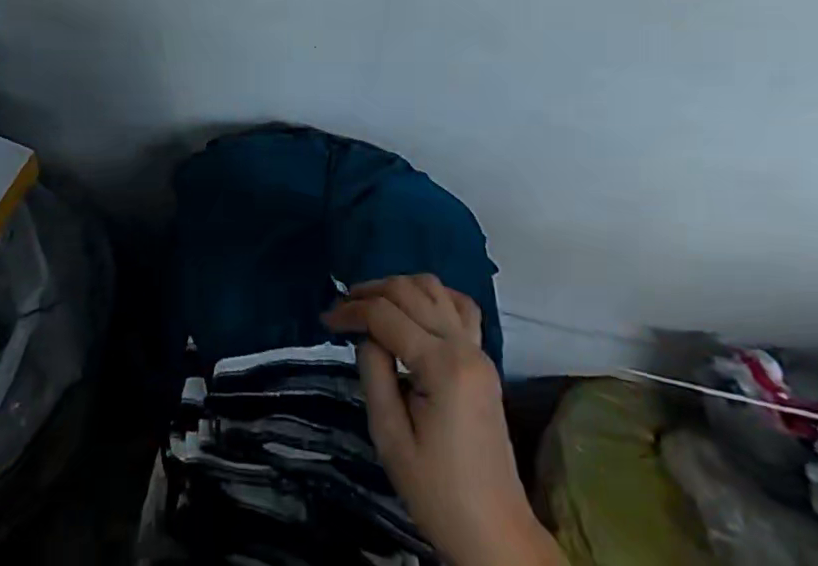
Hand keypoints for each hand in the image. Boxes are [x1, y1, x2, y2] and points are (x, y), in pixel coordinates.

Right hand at [322, 275, 562, 565]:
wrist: (493, 530)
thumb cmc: (436, 491)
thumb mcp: (390, 436)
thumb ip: (374, 374)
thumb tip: (366, 337)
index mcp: (442, 366)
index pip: (387, 315)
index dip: (351, 311)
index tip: (324, 320)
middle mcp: (465, 347)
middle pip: (411, 291)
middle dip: (370, 292)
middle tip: (340, 308)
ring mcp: (480, 351)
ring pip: (436, 289)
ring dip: (399, 288)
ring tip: (369, 305)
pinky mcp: (484, 361)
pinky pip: (460, 307)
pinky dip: (432, 297)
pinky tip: (412, 309)